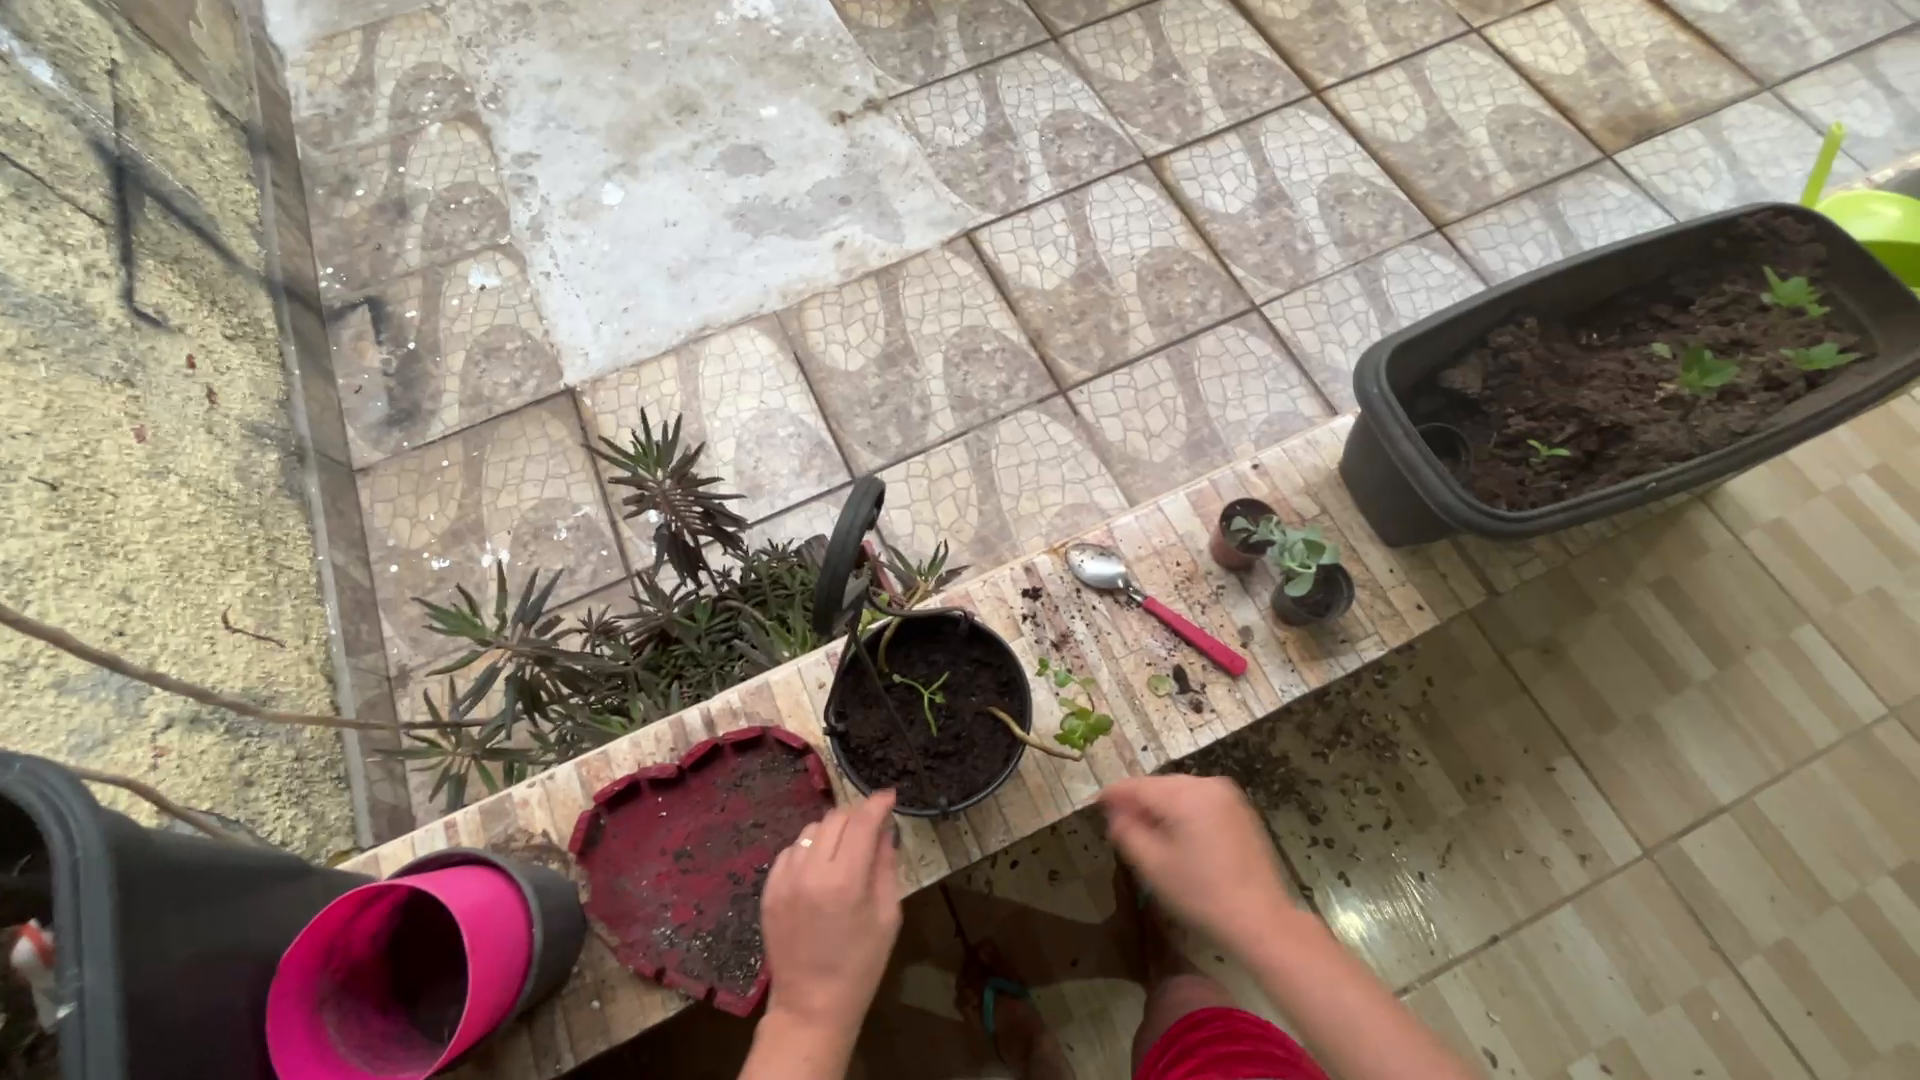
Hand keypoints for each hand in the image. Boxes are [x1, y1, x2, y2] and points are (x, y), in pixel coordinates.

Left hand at [760, 790, 901, 1035]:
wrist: (811, 1005)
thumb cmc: (861, 964)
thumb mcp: (887, 916)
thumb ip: (885, 866)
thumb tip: (884, 831)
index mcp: (846, 880)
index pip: (863, 822)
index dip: (878, 803)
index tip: (890, 796)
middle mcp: (811, 872)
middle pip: (835, 819)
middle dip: (856, 817)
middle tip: (871, 829)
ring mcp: (784, 880)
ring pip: (810, 830)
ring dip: (831, 832)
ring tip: (844, 852)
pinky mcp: (768, 891)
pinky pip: (790, 852)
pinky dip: (808, 851)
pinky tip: (819, 870)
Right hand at [1099, 775, 1294, 952]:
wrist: (1261, 920)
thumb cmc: (1201, 894)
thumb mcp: (1152, 866)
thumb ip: (1126, 832)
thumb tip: (1115, 813)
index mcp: (1184, 794)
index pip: (1137, 785)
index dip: (1113, 795)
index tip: (1095, 805)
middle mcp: (1207, 784)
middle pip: (1159, 786)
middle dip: (1138, 803)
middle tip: (1120, 826)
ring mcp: (1228, 796)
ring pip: (1180, 793)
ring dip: (1161, 808)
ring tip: (1148, 835)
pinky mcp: (1241, 811)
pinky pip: (1200, 802)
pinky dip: (1184, 813)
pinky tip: (1179, 838)